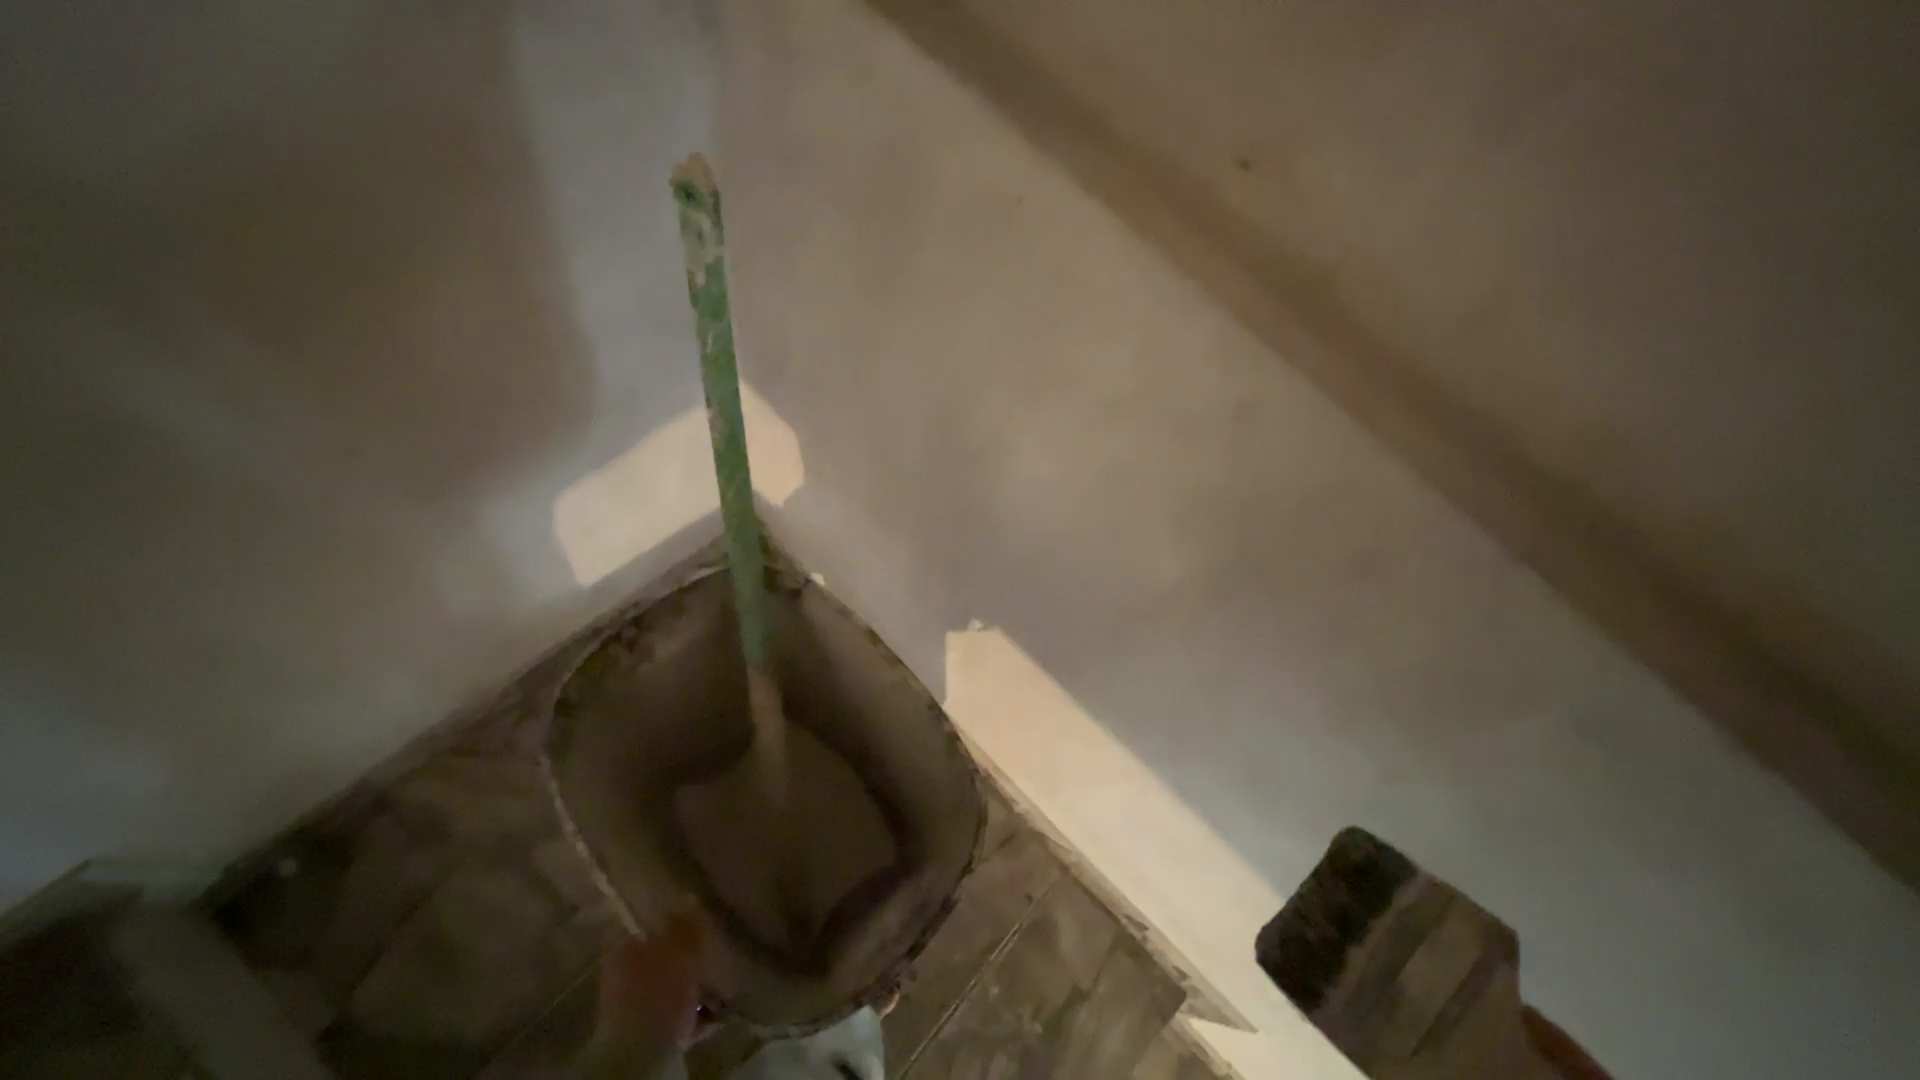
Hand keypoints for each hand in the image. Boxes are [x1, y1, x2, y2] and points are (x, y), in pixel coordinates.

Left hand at [575, 911, 706, 1078]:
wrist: (639, 1057)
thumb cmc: (658, 995)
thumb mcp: (679, 954)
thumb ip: (686, 926)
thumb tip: (691, 897)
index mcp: (625, 952)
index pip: (651, 929)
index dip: (677, 925)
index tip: (703, 925)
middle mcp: (623, 978)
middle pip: (662, 961)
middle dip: (689, 961)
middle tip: (716, 957)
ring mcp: (632, 1009)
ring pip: (670, 991)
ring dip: (695, 990)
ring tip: (723, 990)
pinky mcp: (645, 1036)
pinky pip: (676, 1019)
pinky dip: (696, 1016)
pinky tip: (718, 1017)